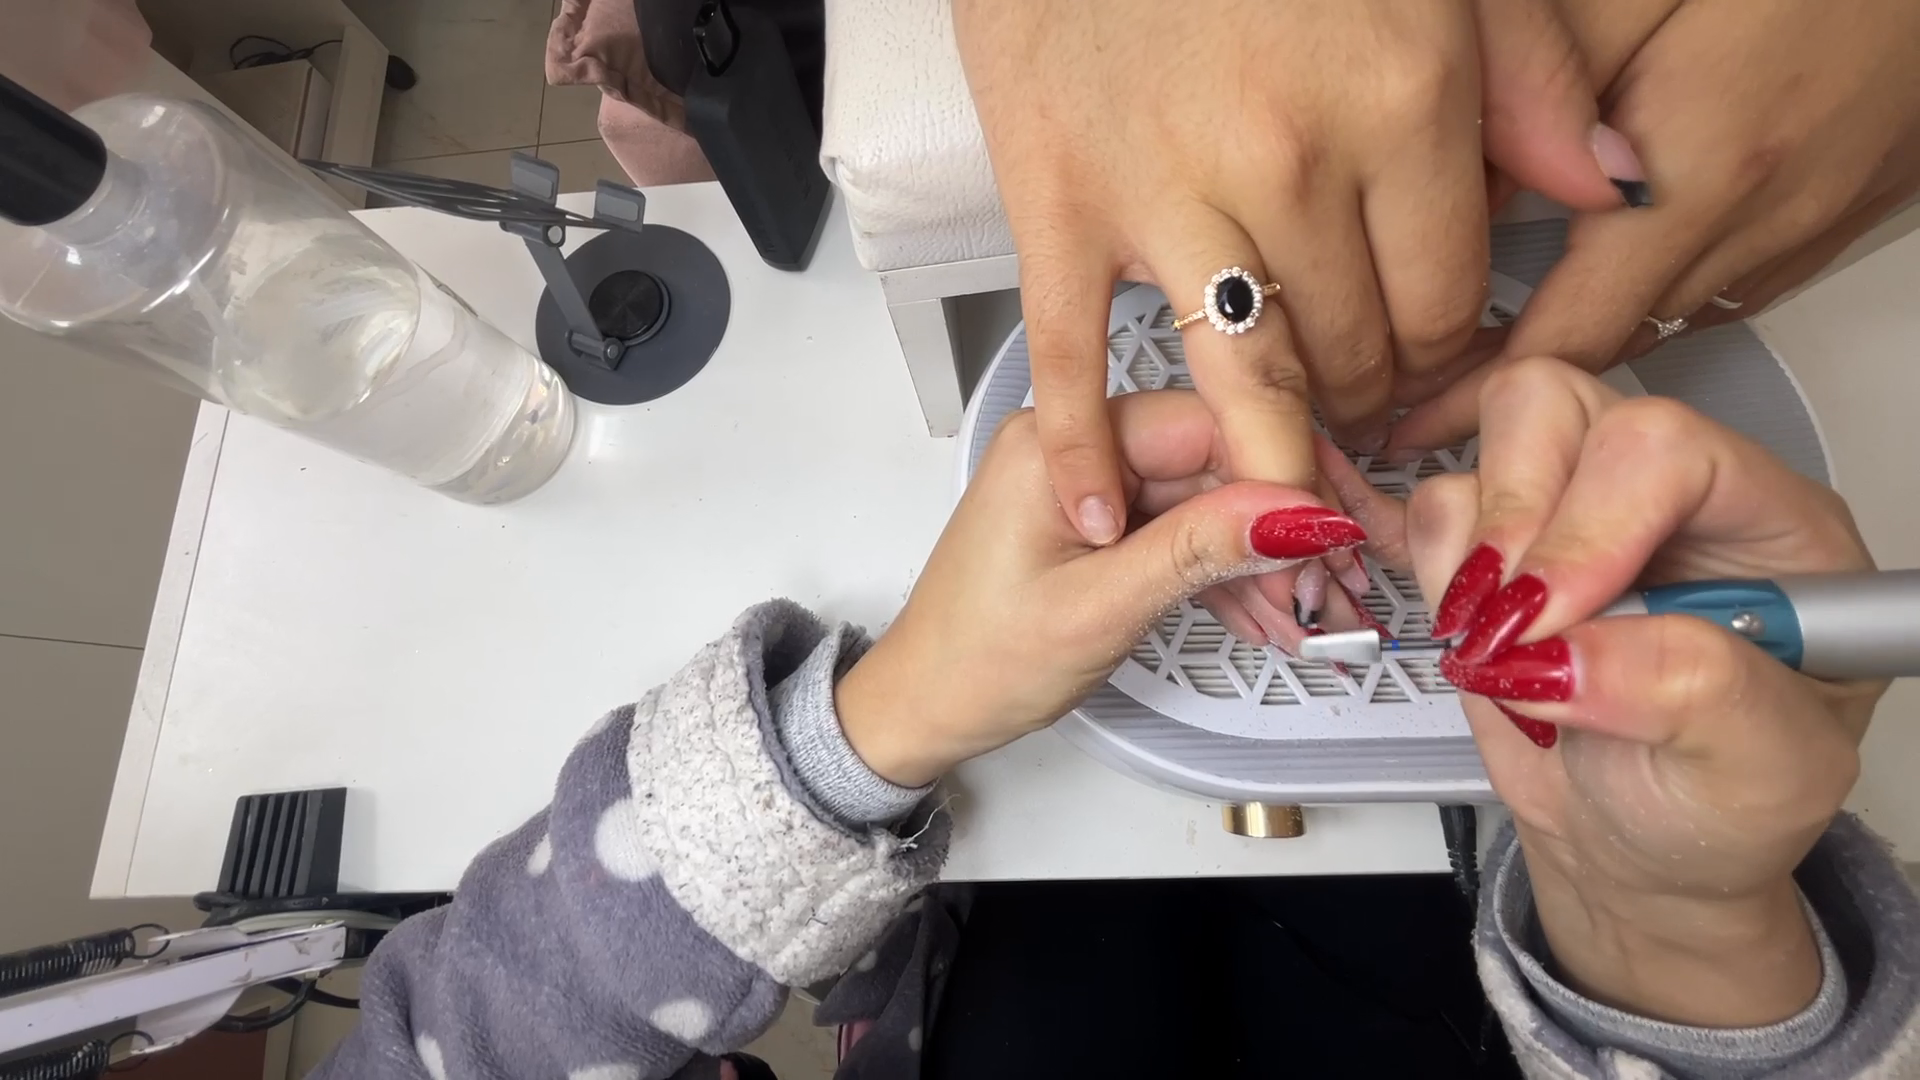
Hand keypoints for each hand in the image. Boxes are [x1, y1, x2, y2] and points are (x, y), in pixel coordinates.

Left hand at [835, 391, 1364, 786]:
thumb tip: (1302, 513)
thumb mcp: (1099, 607)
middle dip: (1279, 531)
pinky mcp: (1092, 527)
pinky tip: (1265, 617)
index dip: (1283, 475)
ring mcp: (1084, 489)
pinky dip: (1215, 577)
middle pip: (1207, 466)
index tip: (1341, 530)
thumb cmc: (982, 660)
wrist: (926, 704)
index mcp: (1058, 443)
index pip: (1202, 425)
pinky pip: (1170, 537)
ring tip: (1315, 619)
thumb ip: (1198, 552)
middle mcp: (1071, 448)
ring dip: (1256, 564)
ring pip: (1197, 508)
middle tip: (1343, 584)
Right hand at [952, 0, 1637, 549]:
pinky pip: (1071, 359)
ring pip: (1239, 377)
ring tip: (1278, 501)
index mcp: (1399, 96)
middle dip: (1359, 404)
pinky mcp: (1060, 222)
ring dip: (1267, 455)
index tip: (1420, 376)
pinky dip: (1081, 447)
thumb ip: (1531, 77)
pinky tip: (1100, 515)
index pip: (1445, 297)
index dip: (1440, 358)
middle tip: (1349, 422)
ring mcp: (1162, 204)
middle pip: (1347, 352)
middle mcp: (1287, 165)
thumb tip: (1601, 186)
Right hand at [1332, 358, 1882, 1026]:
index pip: (1660, 449)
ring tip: (1491, 642)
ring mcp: (1557, 515)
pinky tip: (1467, 626)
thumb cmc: (1706, 796)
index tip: (1544, 625)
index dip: (1585, 528)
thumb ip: (1687, 694)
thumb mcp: (1755, 770)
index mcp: (1763, 524)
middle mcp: (1653, 498)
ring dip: (1461, 557)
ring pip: (1473, 453)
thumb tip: (1555, 648)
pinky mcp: (1483, 543)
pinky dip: (1426, 569)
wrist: (1626, 825)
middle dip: (1506, 515)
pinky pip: (1424, 509)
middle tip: (1500, 617)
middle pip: (1550, 405)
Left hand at [1390, 0, 1919, 453]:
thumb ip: (1520, 116)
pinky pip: (1718, 279)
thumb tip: (1449, 209)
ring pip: (1658, 317)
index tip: (1408, 432)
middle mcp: (1772, 213)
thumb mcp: (1615, 8)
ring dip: (1574, 337)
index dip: (1470, 400)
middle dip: (1508, 382)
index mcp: (1703, 178)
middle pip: (1604, 342)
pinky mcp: (1854, 194)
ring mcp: (1823, 210)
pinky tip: (1591, 280)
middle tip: (1422, 397)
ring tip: (1481, 351)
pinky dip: (1640, 296)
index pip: (1559, 343)